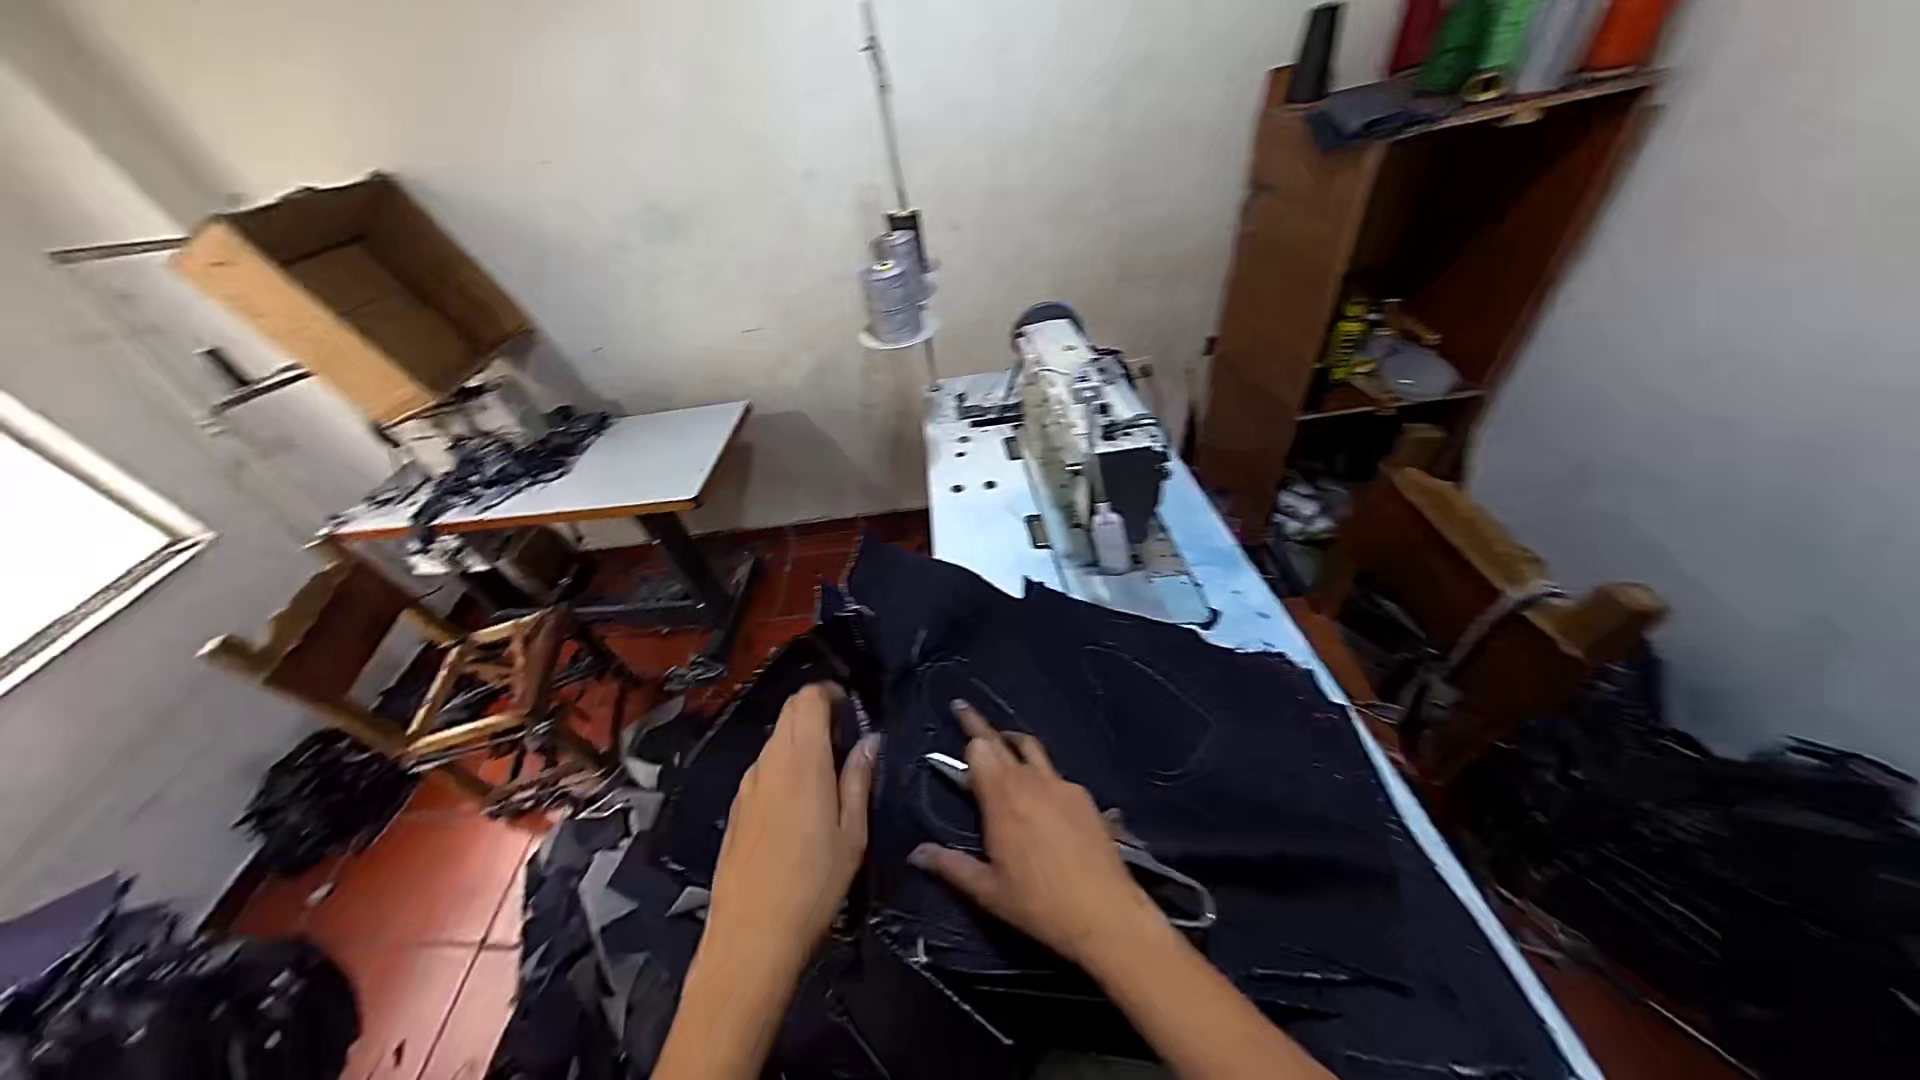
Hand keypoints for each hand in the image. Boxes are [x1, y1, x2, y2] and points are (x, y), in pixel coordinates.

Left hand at [705, 682, 879, 977]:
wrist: (749, 939)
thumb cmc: (813, 884)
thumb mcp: (852, 833)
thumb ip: (859, 778)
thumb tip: (869, 741)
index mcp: (802, 760)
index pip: (807, 699)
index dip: (830, 693)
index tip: (851, 708)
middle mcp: (769, 763)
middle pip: (789, 713)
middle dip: (817, 711)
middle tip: (846, 737)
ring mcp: (747, 785)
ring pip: (775, 740)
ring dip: (801, 740)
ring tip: (828, 772)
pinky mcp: (736, 808)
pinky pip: (764, 768)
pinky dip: (784, 765)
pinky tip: (799, 802)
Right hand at [909, 700, 1164, 968]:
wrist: (1107, 914)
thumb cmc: (1039, 904)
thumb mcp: (988, 891)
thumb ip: (950, 866)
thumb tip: (916, 853)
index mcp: (1002, 799)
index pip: (980, 749)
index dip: (966, 738)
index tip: (955, 722)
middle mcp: (1031, 782)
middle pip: (1002, 742)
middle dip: (980, 726)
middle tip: (964, 710)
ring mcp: (1061, 786)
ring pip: (1032, 749)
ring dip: (1012, 742)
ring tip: (1002, 742)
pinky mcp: (1084, 797)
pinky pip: (1054, 773)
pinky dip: (1039, 771)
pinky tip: (1039, 793)